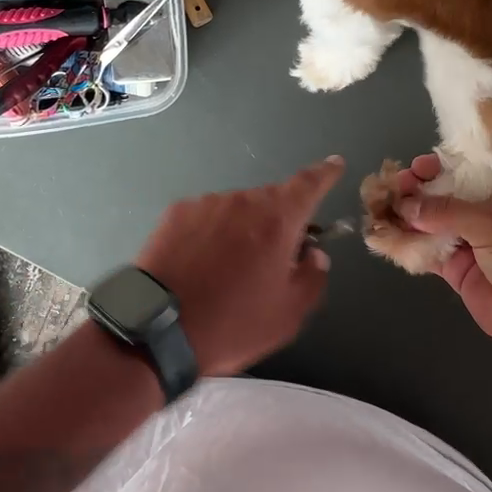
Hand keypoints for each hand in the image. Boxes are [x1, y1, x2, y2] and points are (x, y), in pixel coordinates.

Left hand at [133, 157, 341, 375]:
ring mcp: (206, 203)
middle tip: (270, 262)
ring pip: (237, 210)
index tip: (335, 164)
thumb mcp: (287, 315)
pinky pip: (207, 217)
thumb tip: (313, 254)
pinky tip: (199, 265)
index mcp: (277, 220)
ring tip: (226, 272)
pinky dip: (211, 234)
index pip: (309, 183)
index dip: (325, 173)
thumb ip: (312, 278)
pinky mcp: (176, 212)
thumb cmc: (232, 324)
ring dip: (241, 230)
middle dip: (277, 224)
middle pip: (271, 202)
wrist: (156, 328)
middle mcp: (243, 200)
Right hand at [394, 155, 491, 367]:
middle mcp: (485, 217)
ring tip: (379, 210)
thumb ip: (448, 211)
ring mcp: (470, 245)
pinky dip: (406, 245)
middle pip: (443, 198)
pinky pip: (426, 252)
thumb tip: (406, 205)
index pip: (464, 175)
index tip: (413, 169)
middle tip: (390, 190)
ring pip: (430, 224)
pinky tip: (385, 237)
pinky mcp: (457, 271)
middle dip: (416, 193)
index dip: (437, 170)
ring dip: (406, 218)